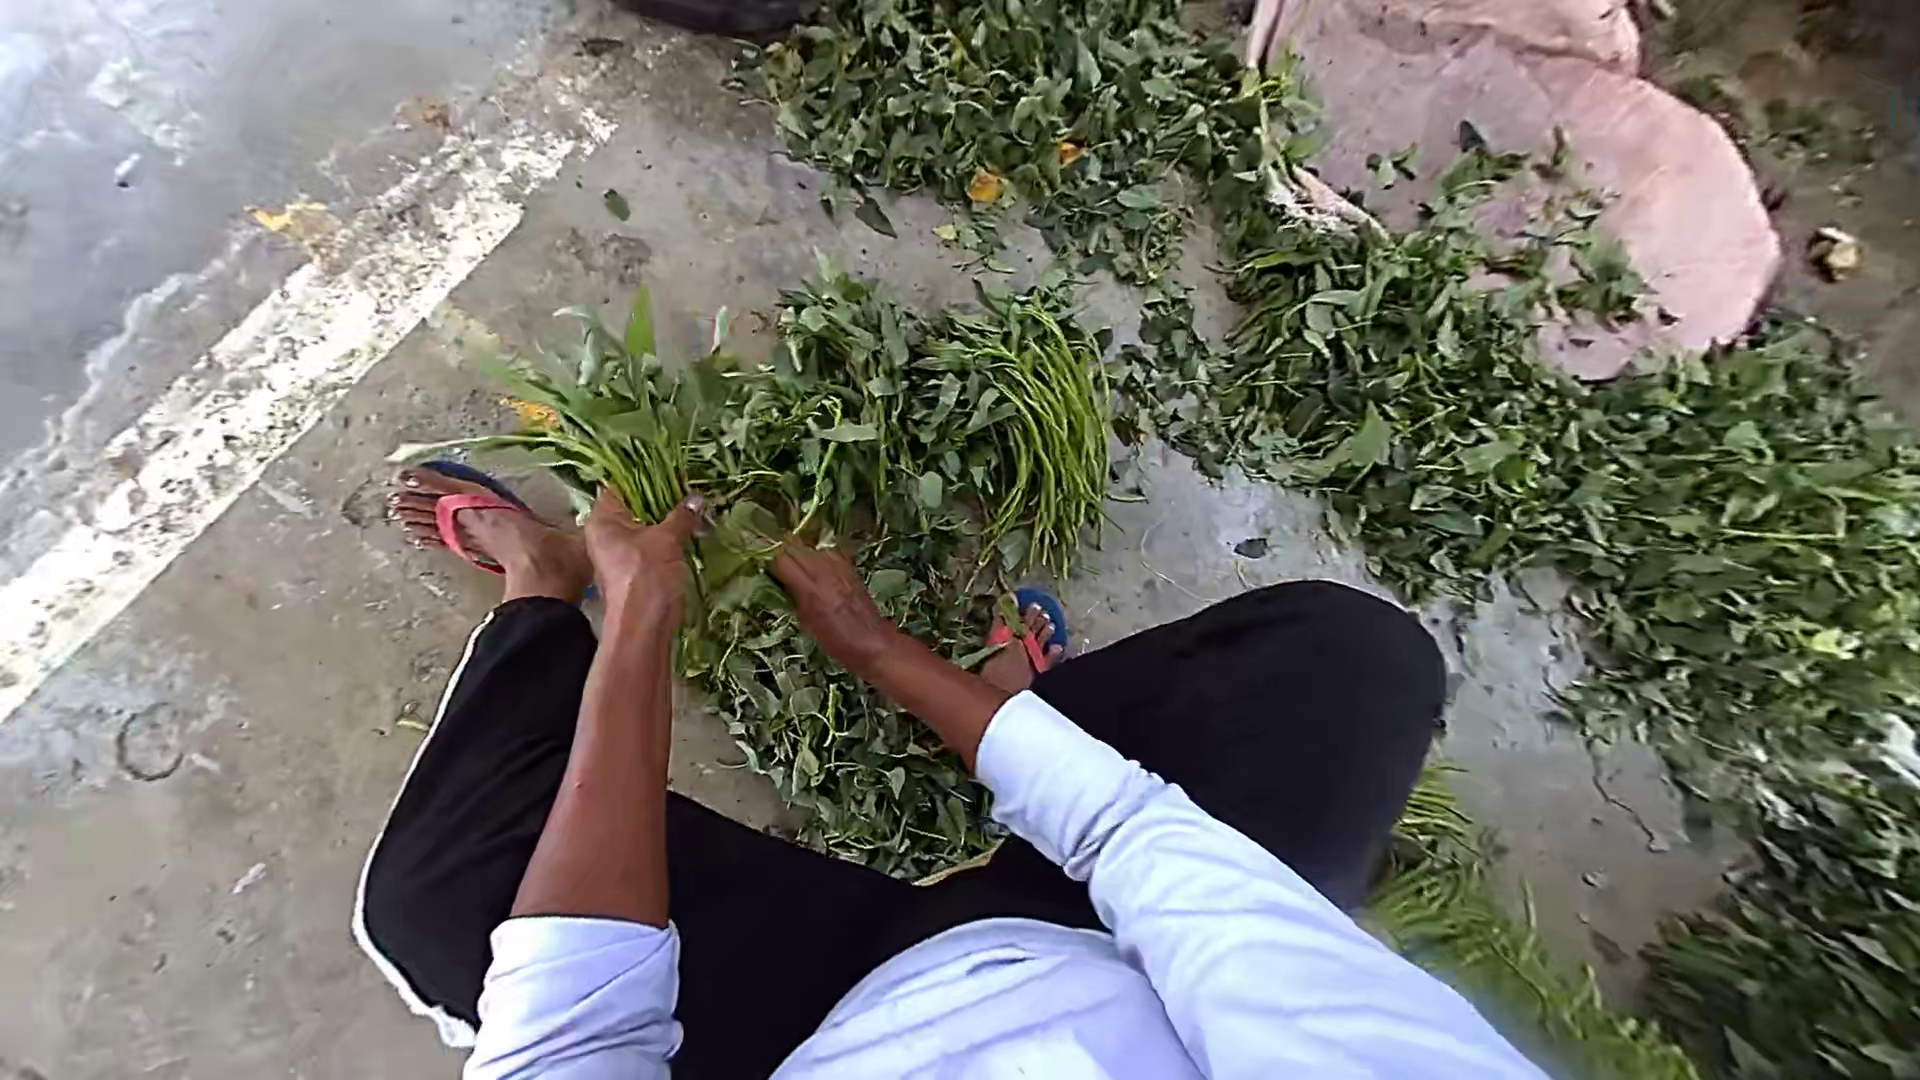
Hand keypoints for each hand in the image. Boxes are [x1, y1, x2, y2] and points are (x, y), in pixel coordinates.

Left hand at [583, 488, 704, 625]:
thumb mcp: (667, 539)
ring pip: (648, 526)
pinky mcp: (639, 568)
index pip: (621, 486)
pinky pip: (655, 543)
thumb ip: (682, 515)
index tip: (671, 468)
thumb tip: (697, 498)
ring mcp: (623, 552)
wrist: (645, 623)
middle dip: (663, 497)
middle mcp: (608, 533)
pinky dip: (672, 536)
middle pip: (636, 506)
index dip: (646, 475)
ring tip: (696, 506)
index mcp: (603, 520)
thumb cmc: (646, 575)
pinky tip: (693, 529)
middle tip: (690, 485)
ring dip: (670, 518)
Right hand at [771, 539, 899, 673]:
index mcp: (811, 591)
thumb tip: (777, 581)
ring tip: (793, 563)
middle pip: (795, 548)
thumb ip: (792, 598)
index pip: (782, 560)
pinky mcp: (851, 568)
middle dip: (781, 552)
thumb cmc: (837, 643)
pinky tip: (816, 566)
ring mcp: (840, 568)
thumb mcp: (807, 623)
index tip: (762, 567)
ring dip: (800, 551)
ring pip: (811, 547)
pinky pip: (829, 553)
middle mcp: (826, 573)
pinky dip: (818, 555)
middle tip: (773, 561)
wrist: (874, 643)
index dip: (769, 561)